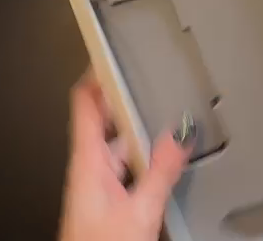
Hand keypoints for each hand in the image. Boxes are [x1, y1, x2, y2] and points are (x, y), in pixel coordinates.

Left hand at [59, 73, 190, 240]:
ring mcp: (97, 189)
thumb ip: (161, 171)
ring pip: (120, 147)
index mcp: (86, 162)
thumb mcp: (139, 212)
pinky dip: (144, 160)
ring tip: (165, 125)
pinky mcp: (107, 206)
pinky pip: (127, 169)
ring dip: (140, 136)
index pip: (84, 100)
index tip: (110, 50)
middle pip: (107, 121)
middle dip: (130, 105)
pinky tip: (162, 165)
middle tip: (151, 85)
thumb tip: (178, 135)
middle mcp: (88, 171)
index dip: (95, 72)